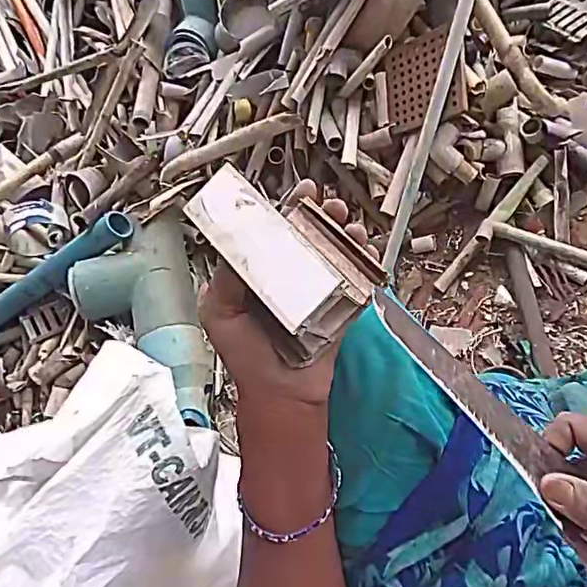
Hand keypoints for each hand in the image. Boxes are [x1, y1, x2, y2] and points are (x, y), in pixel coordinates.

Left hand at [199, 181, 367, 410]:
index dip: (289, 209)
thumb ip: (225, 278)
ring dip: (347, 234)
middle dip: (324, 216)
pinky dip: (365, 261)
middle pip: (311, 236)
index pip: (276, 232)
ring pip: (336, 252)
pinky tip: (366, 250)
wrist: (280, 394)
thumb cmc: (246, 357)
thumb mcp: (219, 313)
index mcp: (261, 274)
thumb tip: (238, 244)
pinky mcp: (342, 307)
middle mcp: (291, 277)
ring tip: (351, 226)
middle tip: (333, 207)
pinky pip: (356, 278)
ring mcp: (319, 291)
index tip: (303, 192)